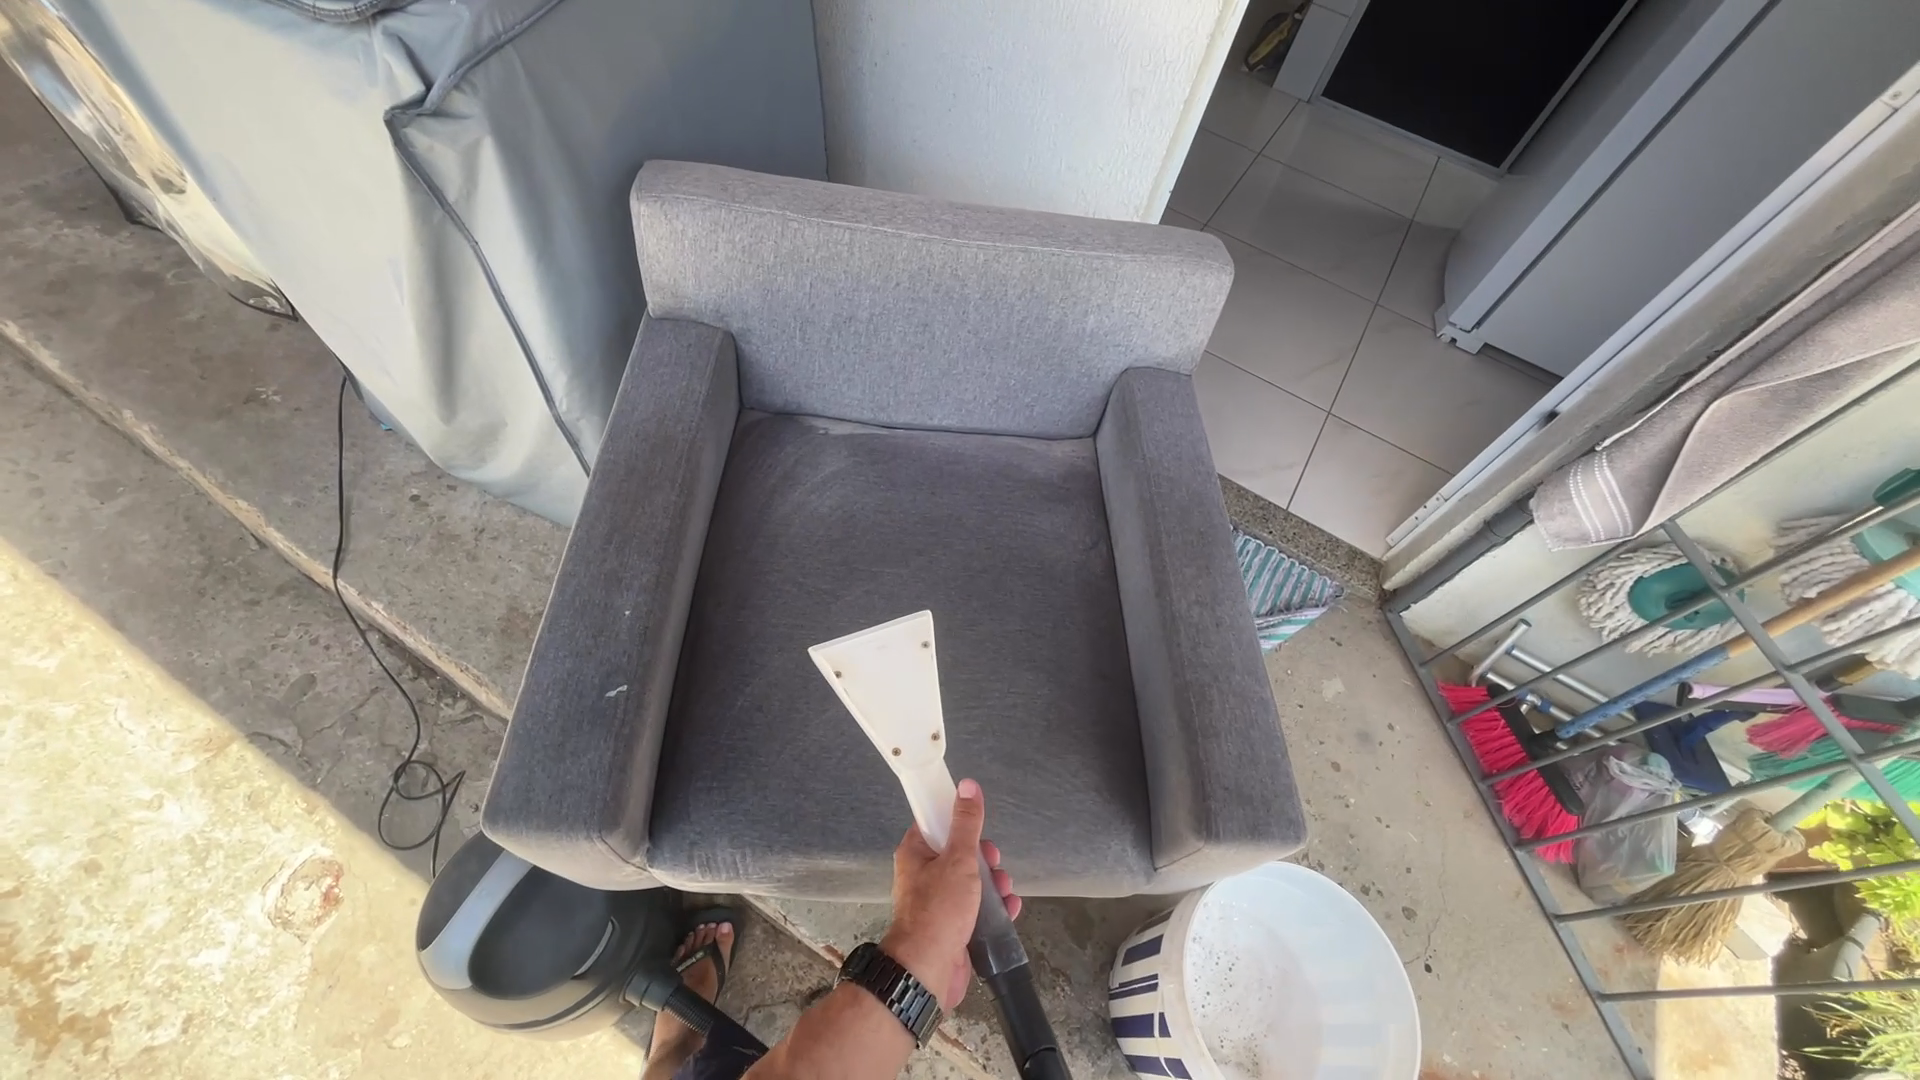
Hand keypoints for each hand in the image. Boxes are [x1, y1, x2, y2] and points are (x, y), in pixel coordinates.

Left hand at [880, 778, 1021, 1009]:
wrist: (927, 972)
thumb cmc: (939, 909)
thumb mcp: (958, 858)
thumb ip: (967, 823)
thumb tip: (968, 784)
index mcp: (916, 853)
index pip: (936, 824)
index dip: (959, 822)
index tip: (978, 826)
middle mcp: (923, 875)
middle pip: (959, 853)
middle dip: (984, 857)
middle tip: (995, 861)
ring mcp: (938, 903)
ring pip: (971, 882)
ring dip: (993, 883)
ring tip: (1006, 890)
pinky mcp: (952, 927)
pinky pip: (976, 909)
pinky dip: (995, 908)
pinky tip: (1010, 908)